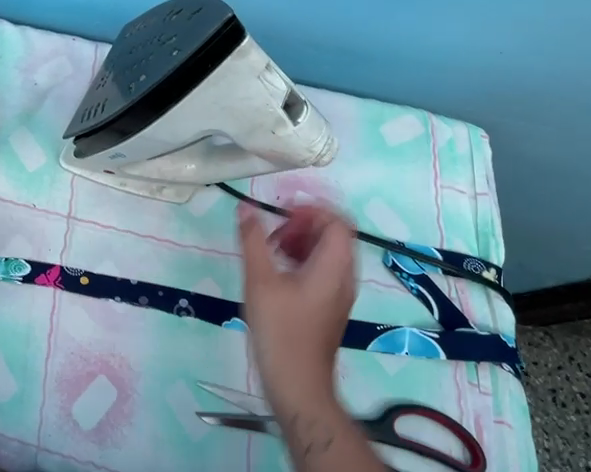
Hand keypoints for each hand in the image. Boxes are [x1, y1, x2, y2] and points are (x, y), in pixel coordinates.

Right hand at [236, 203, 357, 412]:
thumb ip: (253, 239)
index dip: (310, 209)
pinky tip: (277, 272)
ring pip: (328, 252)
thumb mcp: (259, 279)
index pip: (337, 221)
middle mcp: (343, 277)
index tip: (280, 214)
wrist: (297, 383)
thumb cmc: (280, 330)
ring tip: (270, 250)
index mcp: (333, 266)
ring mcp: (339, 293)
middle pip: (334, 234)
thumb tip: (246, 207)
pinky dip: (302, 260)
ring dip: (300, 242)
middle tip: (272, 233)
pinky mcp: (330, 306)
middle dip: (302, 224)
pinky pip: (323, 269)